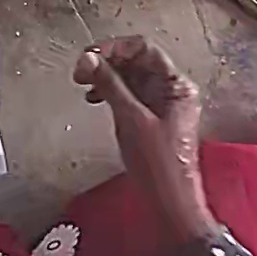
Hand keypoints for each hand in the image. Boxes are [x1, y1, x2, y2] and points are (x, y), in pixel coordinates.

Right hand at [76, 37, 215, 243]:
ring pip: (130, 77)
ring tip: (82, 83)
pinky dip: (110, 92)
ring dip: (105, 76)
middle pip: (136, 61)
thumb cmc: (157, 164)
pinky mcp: (150, 118)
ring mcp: (160, 104)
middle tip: (80, 70)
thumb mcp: (130, 119)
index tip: (89, 55)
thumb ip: (110, 85)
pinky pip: (128, 94)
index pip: (144, 49)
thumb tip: (87, 58)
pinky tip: (93, 98)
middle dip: (107, 61)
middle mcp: (171, 89)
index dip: (115, 47)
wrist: (171, 207)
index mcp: (176, 85)